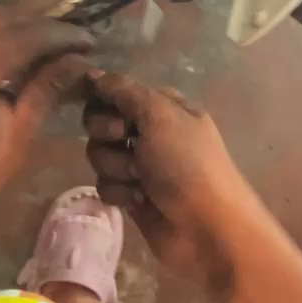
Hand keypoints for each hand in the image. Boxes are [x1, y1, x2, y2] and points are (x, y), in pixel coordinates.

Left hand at [0, 9, 93, 225]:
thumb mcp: (17, 137)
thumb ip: (46, 90)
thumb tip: (79, 60)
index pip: (24, 37)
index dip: (60, 35)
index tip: (88, 41)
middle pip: (6, 20)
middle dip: (43, 26)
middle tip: (73, 40)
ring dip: (20, 24)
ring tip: (49, 40)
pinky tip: (15, 42)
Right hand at [82, 70, 274, 294]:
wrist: (208, 229)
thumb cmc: (186, 163)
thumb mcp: (159, 115)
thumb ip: (124, 91)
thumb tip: (93, 74)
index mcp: (162, 106)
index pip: (119, 90)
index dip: (105, 97)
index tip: (100, 103)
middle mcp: (151, 132)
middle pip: (103, 121)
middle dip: (107, 131)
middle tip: (125, 139)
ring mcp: (141, 166)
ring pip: (101, 154)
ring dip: (115, 165)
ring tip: (138, 178)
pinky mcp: (133, 197)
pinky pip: (106, 185)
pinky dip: (118, 191)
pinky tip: (136, 200)